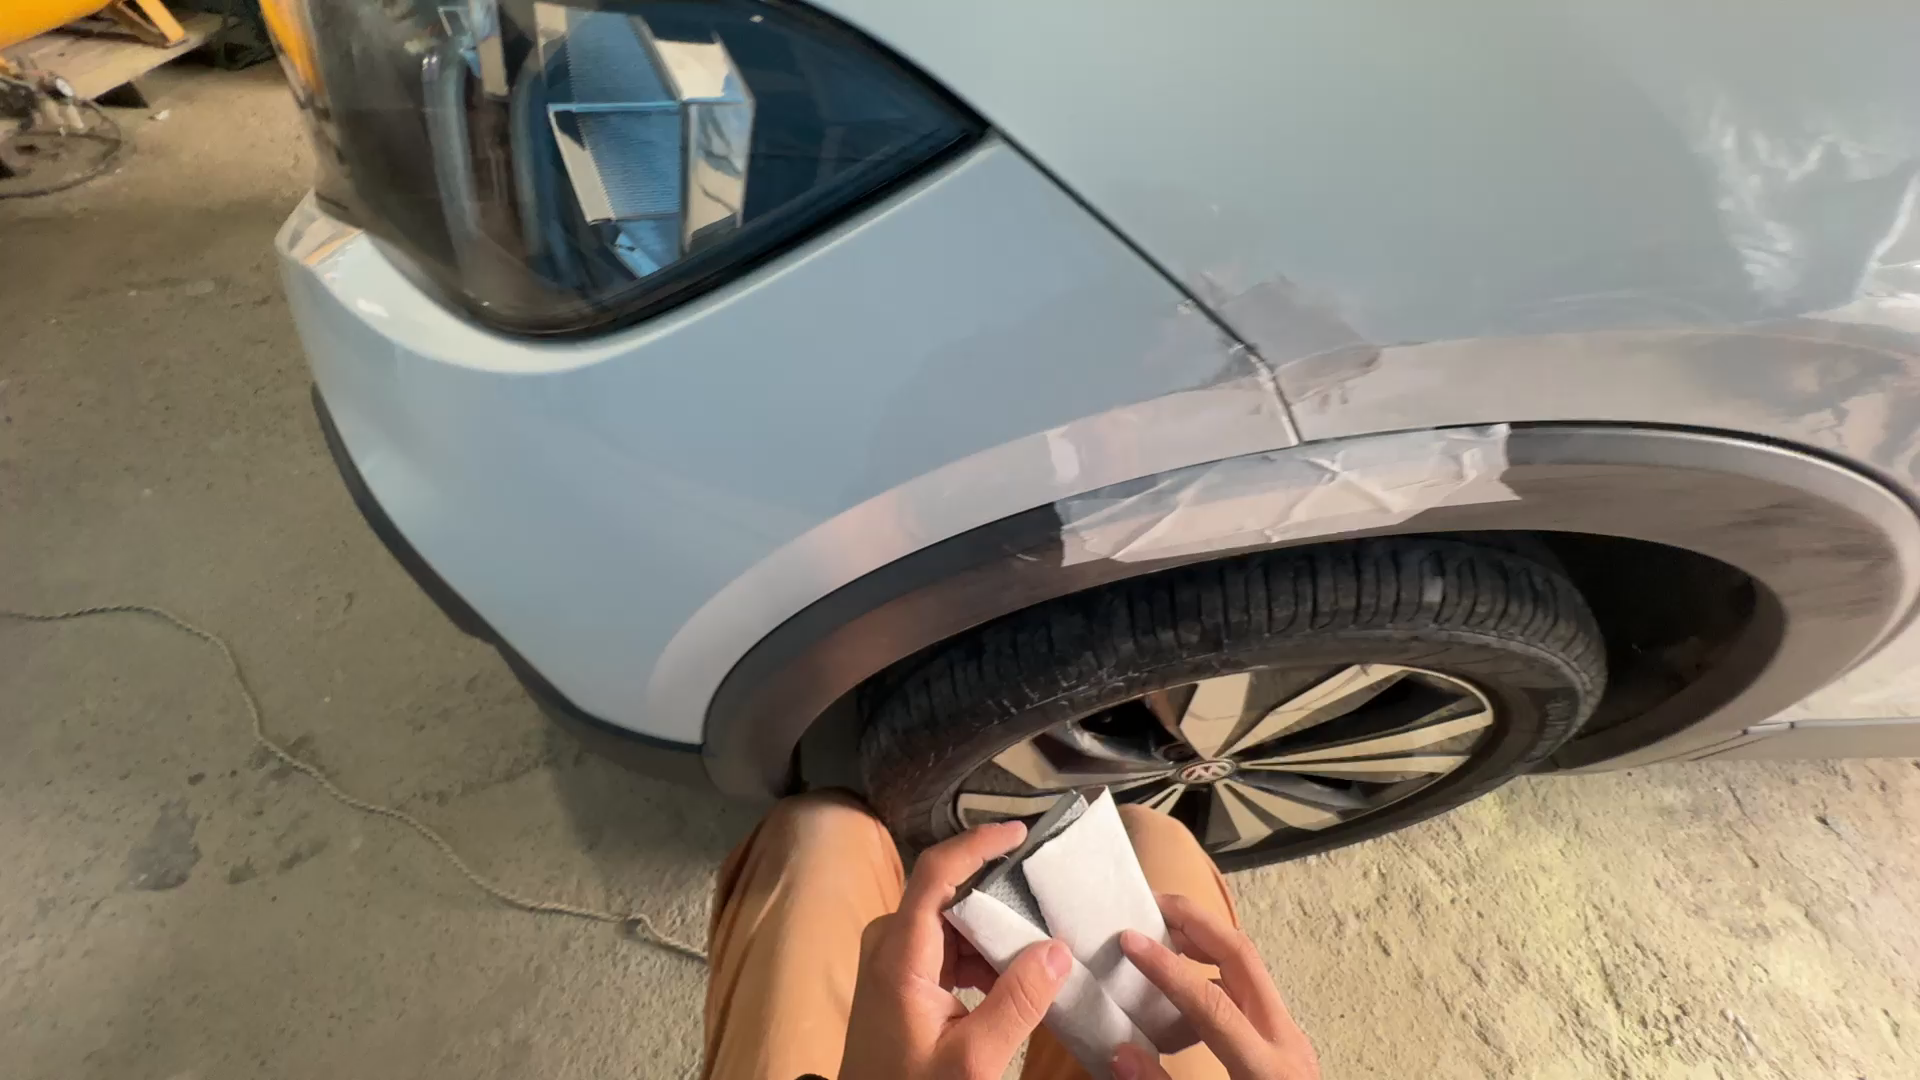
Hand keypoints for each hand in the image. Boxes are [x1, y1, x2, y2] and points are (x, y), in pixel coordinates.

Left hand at [839, 820, 1073, 1079]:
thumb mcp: (972, 1062)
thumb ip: (1016, 1004)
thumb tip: (1057, 948)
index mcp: (899, 951)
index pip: (936, 871)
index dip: (977, 843)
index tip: (1020, 832)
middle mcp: (890, 939)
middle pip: (949, 893)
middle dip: (1000, 894)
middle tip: (1046, 895)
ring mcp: (893, 954)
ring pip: (953, 919)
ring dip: (994, 931)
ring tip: (1039, 941)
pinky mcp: (901, 972)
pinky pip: (947, 943)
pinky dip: (980, 954)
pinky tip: (1011, 977)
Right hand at [1112, 893, 1319, 1079]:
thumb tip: (1120, 1052)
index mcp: (1269, 1072)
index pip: (1211, 1001)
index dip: (1166, 967)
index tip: (1127, 939)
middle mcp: (1288, 1044)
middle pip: (1241, 956)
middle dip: (1194, 921)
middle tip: (1150, 905)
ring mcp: (1291, 1039)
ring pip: (1248, 964)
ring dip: (1204, 939)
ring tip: (1161, 931)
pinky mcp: (1285, 1043)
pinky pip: (1248, 987)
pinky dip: (1213, 968)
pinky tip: (1184, 981)